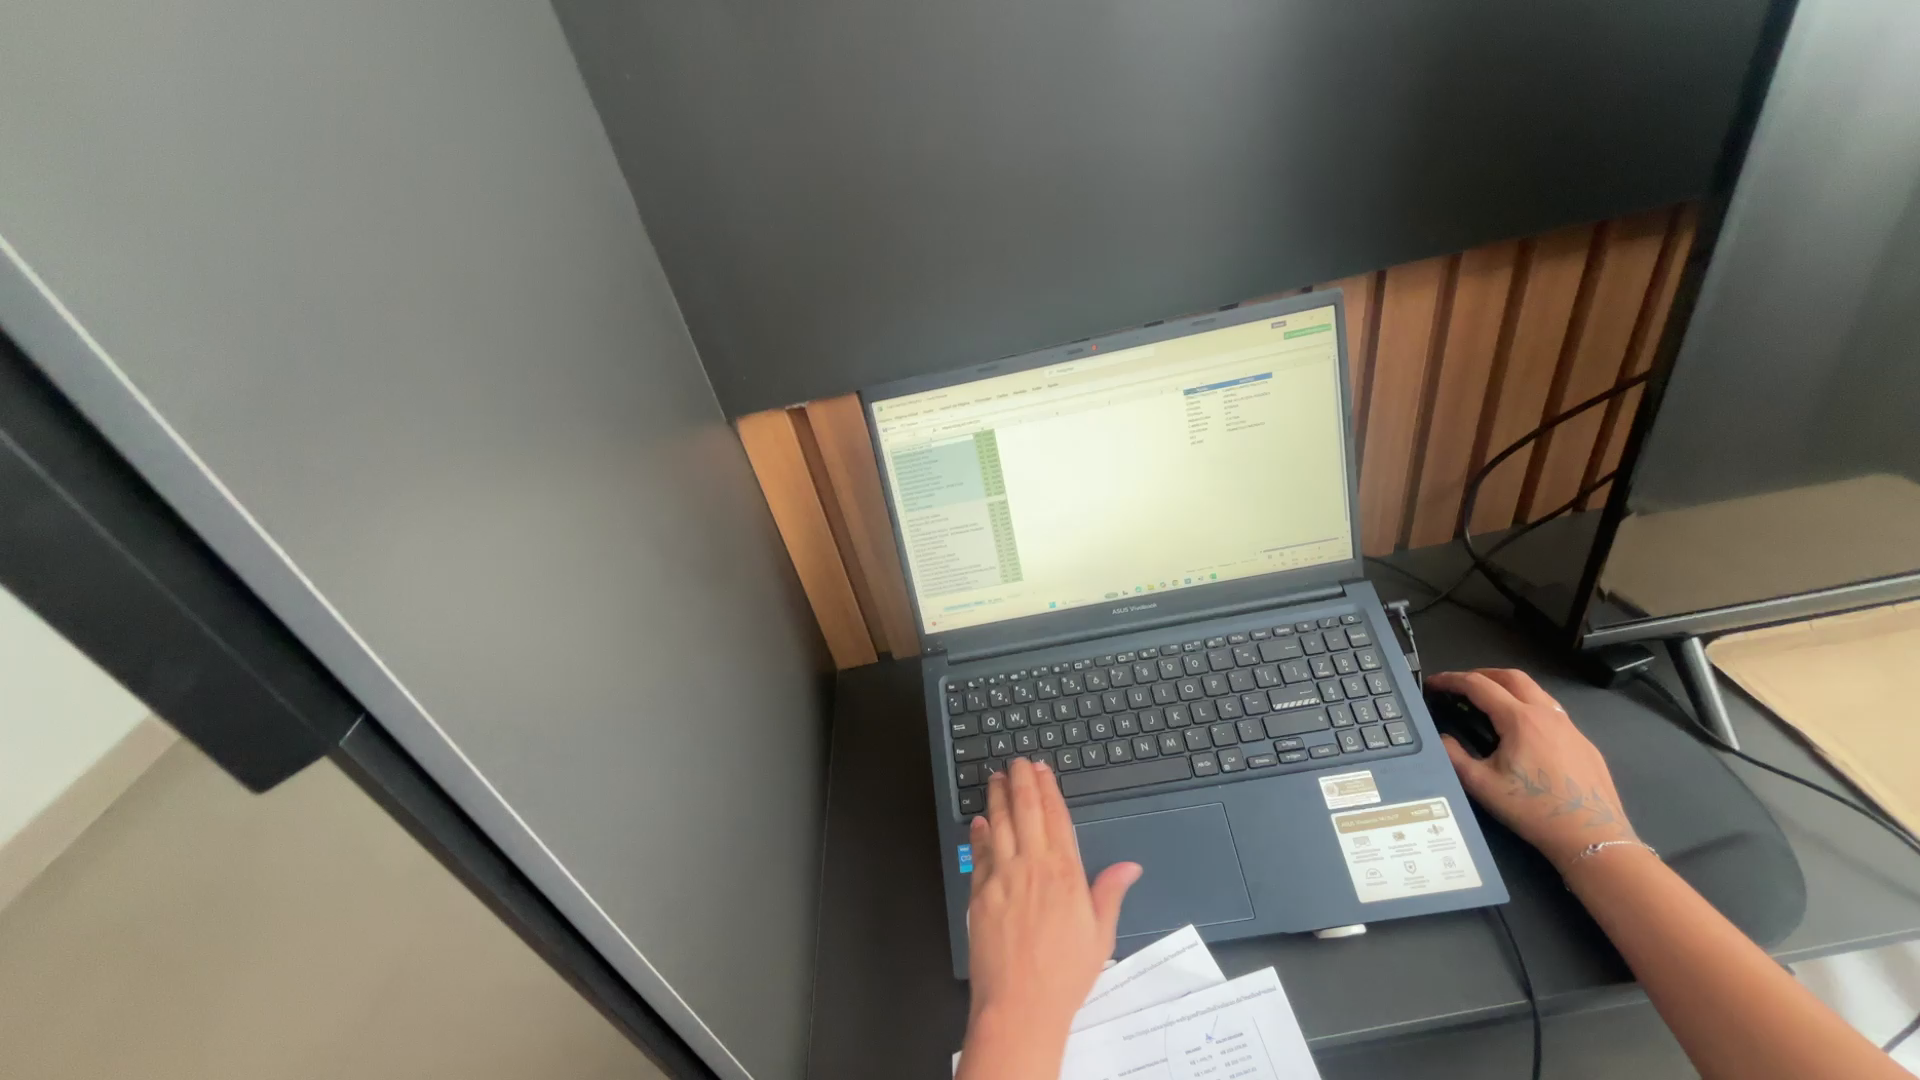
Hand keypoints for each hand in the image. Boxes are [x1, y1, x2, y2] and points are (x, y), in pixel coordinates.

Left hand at [960, 759, 1140, 1073]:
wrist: (1020, 1004)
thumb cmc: (1064, 974)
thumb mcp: (1099, 935)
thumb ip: (1109, 893)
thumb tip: (1129, 866)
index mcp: (1064, 873)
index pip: (1055, 817)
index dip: (1048, 789)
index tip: (1042, 769)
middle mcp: (1031, 866)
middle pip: (1024, 810)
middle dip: (1020, 781)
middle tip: (1016, 761)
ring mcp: (1002, 877)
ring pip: (998, 824)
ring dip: (996, 796)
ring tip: (996, 777)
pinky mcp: (979, 892)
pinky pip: (979, 853)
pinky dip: (979, 832)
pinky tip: (979, 820)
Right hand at [1426, 668, 1635, 868]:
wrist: (1593, 839)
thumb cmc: (1533, 810)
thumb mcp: (1480, 784)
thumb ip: (1452, 755)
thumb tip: (1441, 738)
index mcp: (1520, 720)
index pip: (1479, 685)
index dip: (1451, 679)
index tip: (1434, 683)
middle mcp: (1548, 716)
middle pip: (1512, 677)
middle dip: (1481, 674)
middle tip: (1461, 685)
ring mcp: (1571, 729)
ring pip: (1536, 692)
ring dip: (1508, 689)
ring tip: (1489, 704)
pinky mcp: (1585, 745)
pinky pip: (1553, 713)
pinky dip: (1529, 708)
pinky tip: (1522, 732)